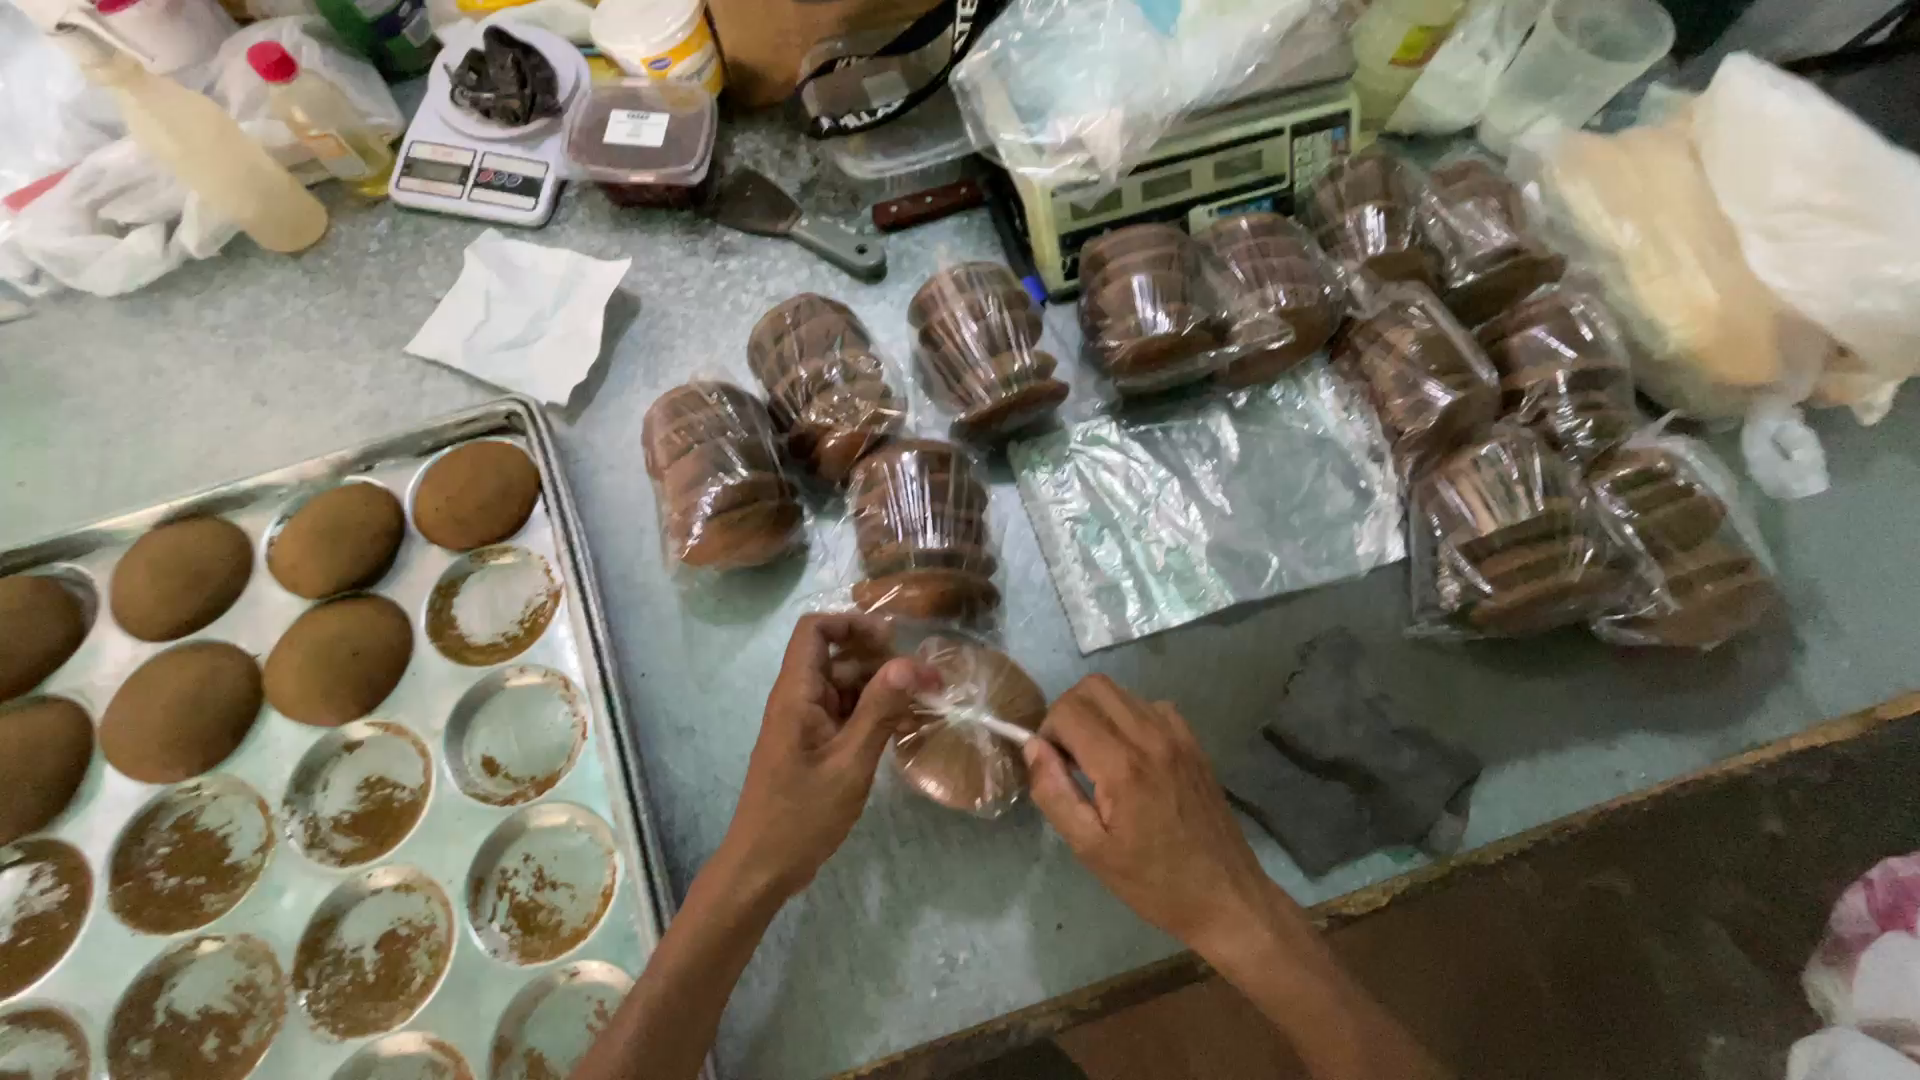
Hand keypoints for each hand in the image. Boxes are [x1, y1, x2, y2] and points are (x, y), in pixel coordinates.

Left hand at [720, 614, 939, 898]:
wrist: (762, 868)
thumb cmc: (801, 815)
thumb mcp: (849, 763)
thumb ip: (879, 710)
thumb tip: (909, 663)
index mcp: (797, 694)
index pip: (815, 629)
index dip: (852, 623)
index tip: (892, 641)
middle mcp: (799, 699)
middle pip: (838, 655)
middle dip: (881, 659)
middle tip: (926, 680)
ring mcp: (807, 722)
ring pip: (847, 685)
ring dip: (883, 688)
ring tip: (925, 704)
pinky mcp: (815, 744)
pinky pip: (846, 713)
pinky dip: (875, 714)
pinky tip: (906, 727)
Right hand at [1024, 675, 1280, 953]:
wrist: (1226, 897)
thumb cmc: (1153, 882)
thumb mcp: (1090, 849)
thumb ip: (1054, 793)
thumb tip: (1032, 748)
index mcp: (1123, 766)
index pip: (1067, 711)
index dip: (1047, 733)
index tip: (1053, 767)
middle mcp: (1151, 737)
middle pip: (1092, 686)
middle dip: (1068, 713)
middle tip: (1069, 757)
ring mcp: (1177, 735)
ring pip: (1120, 692)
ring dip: (1097, 714)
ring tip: (1097, 758)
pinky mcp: (1193, 741)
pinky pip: (1149, 706)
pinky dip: (1128, 718)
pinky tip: (1130, 756)